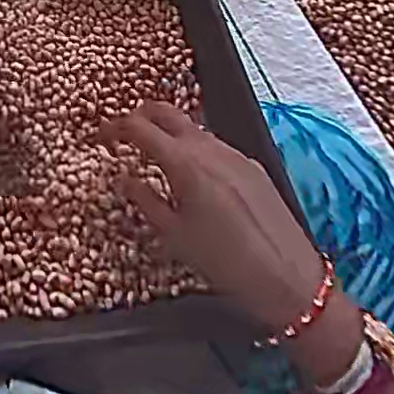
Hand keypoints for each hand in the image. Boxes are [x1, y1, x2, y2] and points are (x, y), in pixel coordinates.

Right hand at [103, 101, 328, 331]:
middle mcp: (208, 149)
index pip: (139, 127)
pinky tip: (193, 176)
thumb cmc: (226, 263)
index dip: (116, 127)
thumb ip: (145, 200)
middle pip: (165, 112)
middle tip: (124, 134)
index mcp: (184, 163)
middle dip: (140, 116)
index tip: (103, 137)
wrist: (291, 281)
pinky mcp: (251, 165)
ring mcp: (233, 154)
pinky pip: (214, 145)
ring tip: (155, 157)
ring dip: (168, 133)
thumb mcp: (175, 236)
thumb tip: (125, 179)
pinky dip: (194, 149)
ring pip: (191, 127)